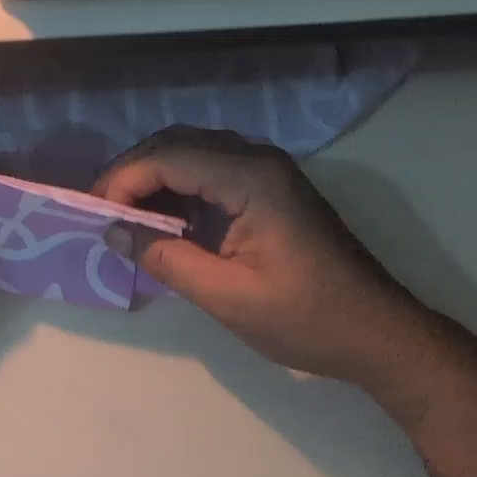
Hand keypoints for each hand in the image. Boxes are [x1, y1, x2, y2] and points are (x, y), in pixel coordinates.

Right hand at [95, 125, 433, 384]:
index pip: (168, 158)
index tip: (95, 213)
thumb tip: (113, 231)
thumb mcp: (228, 298)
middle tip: (101, 208)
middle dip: (132, 171)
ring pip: (190, 150)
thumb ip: (166, 258)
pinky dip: (176, 184)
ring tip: (123, 212)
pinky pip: (208, 167)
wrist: (381, 333)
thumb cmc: (307, 319)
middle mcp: (257, 158)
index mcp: (251, 178)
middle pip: (175, 143)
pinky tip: (161, 216)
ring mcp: (265, 168)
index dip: (123, 180)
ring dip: (152, 175)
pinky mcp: (267, 184)